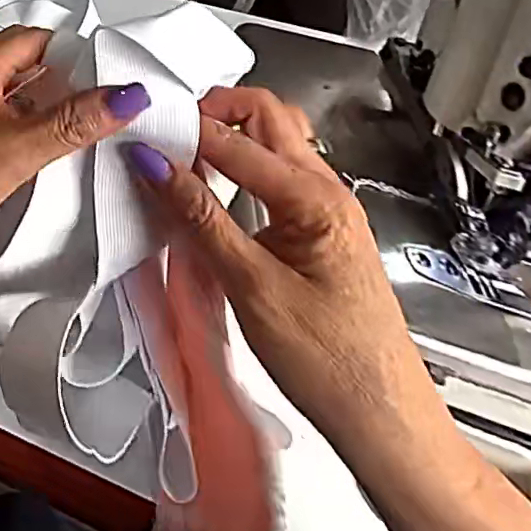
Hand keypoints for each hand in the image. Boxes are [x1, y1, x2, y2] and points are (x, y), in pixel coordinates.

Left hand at [0, 25, 149, 253]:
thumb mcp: (16, 151)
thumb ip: (71, 123)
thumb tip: (120, 97)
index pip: (36, 37)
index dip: (73, 49)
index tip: (103, 71)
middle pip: (27, 56)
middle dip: (64, 72)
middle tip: (95, 96)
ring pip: (17, 81)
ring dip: (47, 94)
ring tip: (76, 118)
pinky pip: (4, 104)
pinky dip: (29, 113)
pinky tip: (43, 138)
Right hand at [123, 86, 410, 433]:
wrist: (385, 421)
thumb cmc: (333, 364)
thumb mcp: (251, 288)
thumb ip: (201, 219)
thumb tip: (159, 169)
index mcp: (315, 199)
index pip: (235, 142)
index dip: (185, 137)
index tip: (145, 143)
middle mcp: (327, 191)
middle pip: (268, 115)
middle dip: (217, 109)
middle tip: (171, 129)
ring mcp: (328, 207)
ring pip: (276, 139)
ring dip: (231, 133)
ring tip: (188, 154)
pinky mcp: (321, 227)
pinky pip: (280, 171)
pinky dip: (244, 163)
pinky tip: (220, 187)